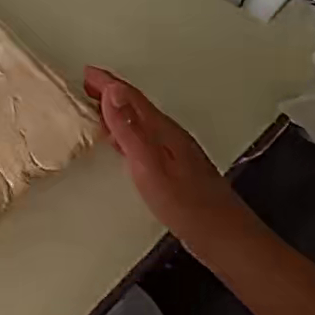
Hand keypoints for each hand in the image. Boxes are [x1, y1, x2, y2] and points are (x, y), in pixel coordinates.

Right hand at [88, 67, 256, 249]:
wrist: (229, 242)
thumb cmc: (186, 206)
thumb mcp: (149, 165)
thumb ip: (129, 129)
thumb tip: (112, 91)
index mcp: (162, 130)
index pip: (130, 97)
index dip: (107, 82)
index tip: (85, 72)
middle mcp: (169, 134)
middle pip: (136, 105)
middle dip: (110, 91)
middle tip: (85, 84)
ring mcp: (175, 151)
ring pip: (140, 119)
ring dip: (116, 109)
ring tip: (95, 106)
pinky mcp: (176, 166)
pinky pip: (144, 135)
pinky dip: (125, 129)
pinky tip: (119, 141)